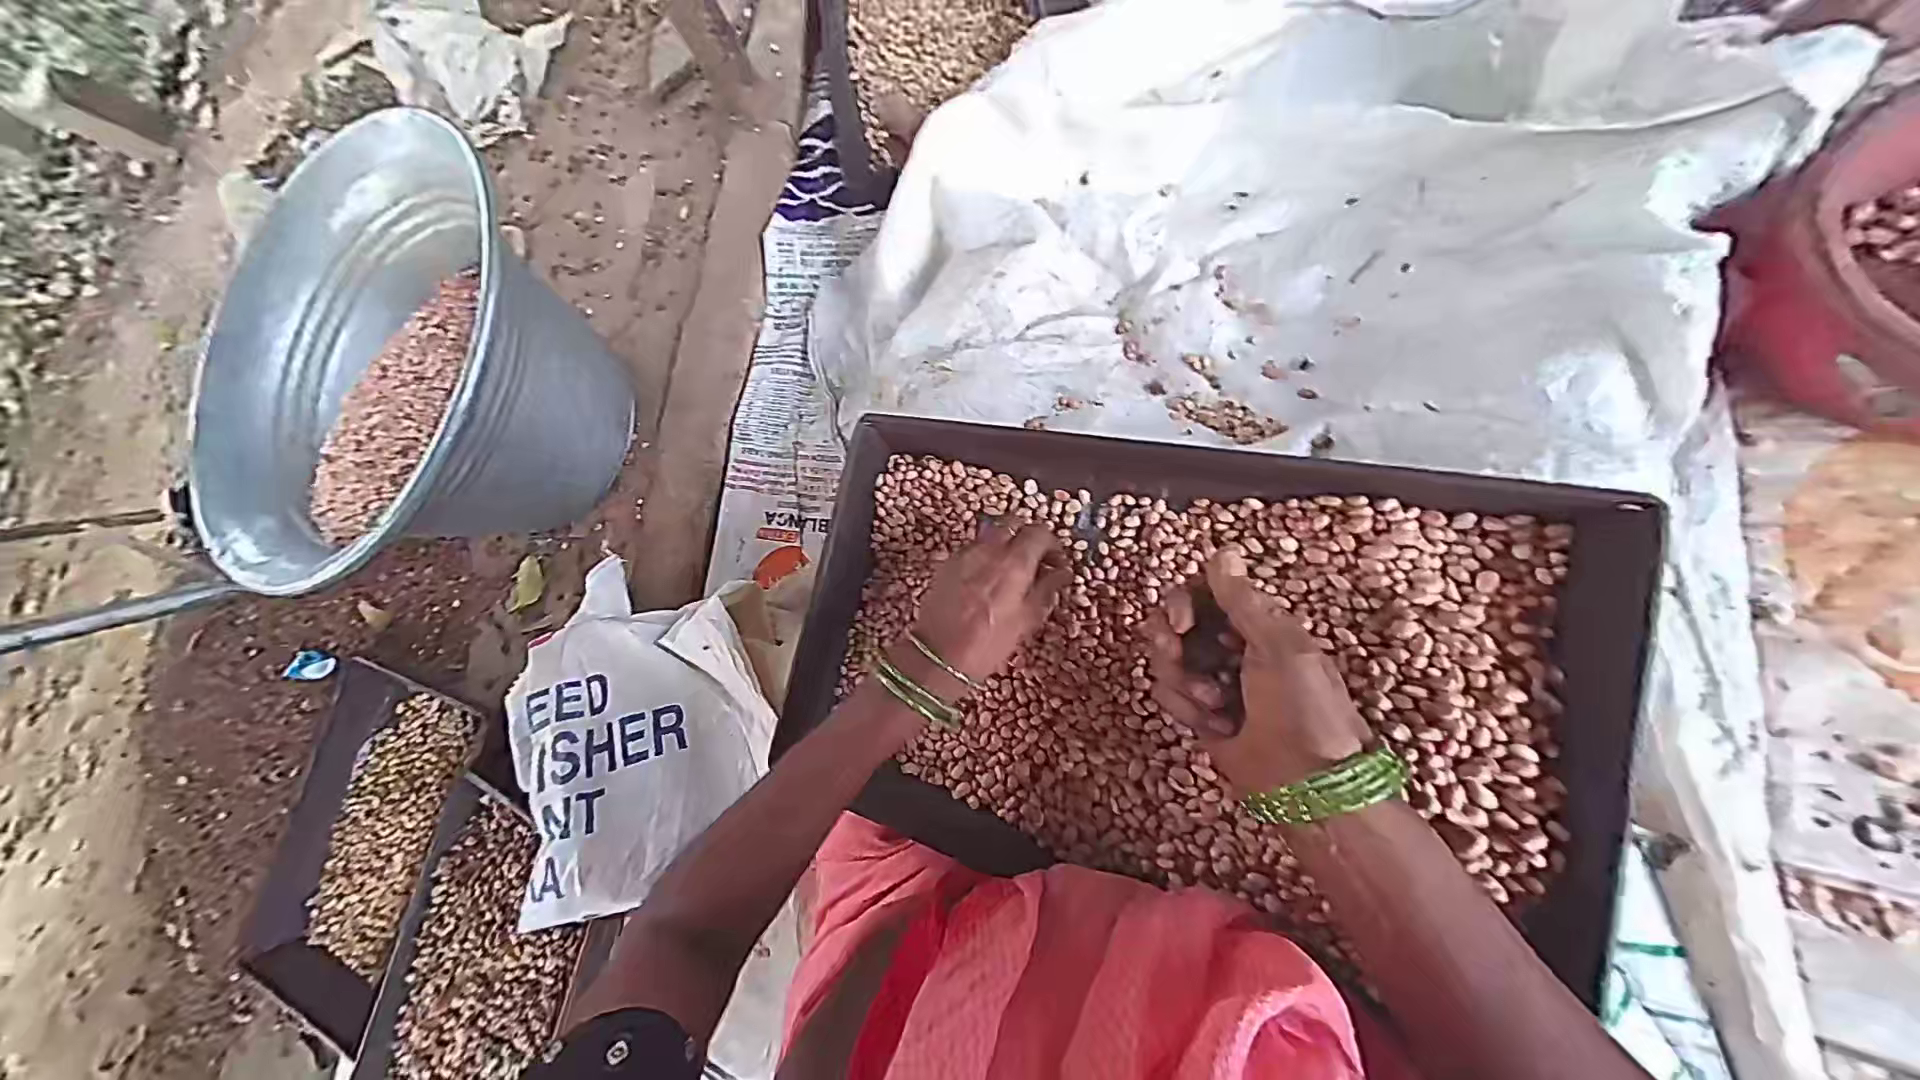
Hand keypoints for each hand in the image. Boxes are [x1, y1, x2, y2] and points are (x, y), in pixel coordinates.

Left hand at [904, 519, 1071, 696]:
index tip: (1055, 561)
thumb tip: (1060, 573)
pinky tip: (986, 579)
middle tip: (1033, 559)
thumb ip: (1046, 590)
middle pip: (1013, 523)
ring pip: (991, 533)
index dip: (1052, 544)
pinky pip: (972, 548)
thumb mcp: (1026, 621)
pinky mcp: (947, 563)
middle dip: (1026, 536)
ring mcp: (965, 554)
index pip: (1039, 533)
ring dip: (1004, 543)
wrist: (939, 656)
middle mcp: (989, 551)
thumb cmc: (988, 645)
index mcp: (1014, 564)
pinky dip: (984, 555)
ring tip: (1009, 570)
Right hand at [1141, 547, 1370, 794]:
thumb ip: (1243, 601)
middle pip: (1172, 624)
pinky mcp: (1196, 711)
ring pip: (1164, 660)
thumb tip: (1222, 553)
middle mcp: (1227, 647)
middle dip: (1170, 641)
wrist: (1305, 785)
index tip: (1180, 622)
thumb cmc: (1303, 709)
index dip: (1182, 602)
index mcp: (1254, 624)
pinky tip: (1216, 725)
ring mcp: (1210, 679)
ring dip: (1183, 682)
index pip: (1201, 594)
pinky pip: (1166, 694)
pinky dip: (1185, 708)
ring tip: (1216, 704)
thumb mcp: (1280, 647)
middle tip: (1177, 656)